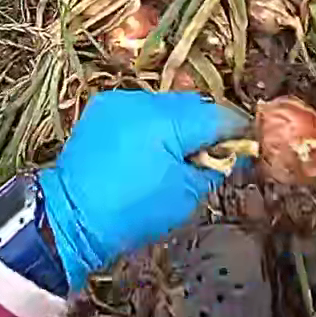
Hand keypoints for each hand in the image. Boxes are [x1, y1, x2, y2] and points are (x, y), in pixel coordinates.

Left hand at [38, 90, 247, 291]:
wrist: (68, 217)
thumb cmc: (131, 212)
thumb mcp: (184, 197)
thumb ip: (214, 168)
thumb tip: (236, 153)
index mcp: (169, 122)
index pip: (217, 115)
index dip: (236, 129)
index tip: (246, 144)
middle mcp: (146, 101)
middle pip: (193, 105)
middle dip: (206, 125)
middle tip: (211, 152)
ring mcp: (122, 99)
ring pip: (167, 104)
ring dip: (178, 122)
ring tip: (176, 151)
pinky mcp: (105, 105)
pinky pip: (141, 107)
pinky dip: (151, 122)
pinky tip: (148, 145)